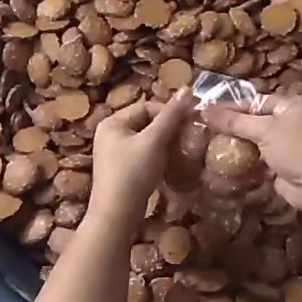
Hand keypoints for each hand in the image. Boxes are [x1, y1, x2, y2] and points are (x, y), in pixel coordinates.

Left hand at [87, 91, 193, 229]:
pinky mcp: (121, 169)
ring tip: (183, 150)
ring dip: (165, 144)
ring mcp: (114, 153)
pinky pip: (143, 155)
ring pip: (146, 140)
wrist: (116, 212)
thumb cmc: (133, 172)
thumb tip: (188, 89)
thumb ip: (171, 115)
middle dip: (168, 129)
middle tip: (190, 137)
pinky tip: (171, 164)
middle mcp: (110, 134)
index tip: (192, 122)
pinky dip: (158, 157)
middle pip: (146, 123)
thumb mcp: (154, 141)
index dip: (169, 112)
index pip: (146, 106)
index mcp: (112, 122)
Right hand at [202, 94, 301, 214]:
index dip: (229, 107)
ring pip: (253, 139)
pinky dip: (243, 158)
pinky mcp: (281, 163)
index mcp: (291, 104)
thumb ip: (233, 121)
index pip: (253, 101)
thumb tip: (203, 109)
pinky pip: (257, 156)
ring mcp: (286, 143)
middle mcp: (290, 120)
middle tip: (203, 131)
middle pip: (252, 120)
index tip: (203, 113)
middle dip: (230, 126)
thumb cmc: (298, 150)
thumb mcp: (264, 130)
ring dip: (235, 144)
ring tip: (208, 146)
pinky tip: (224, 161)